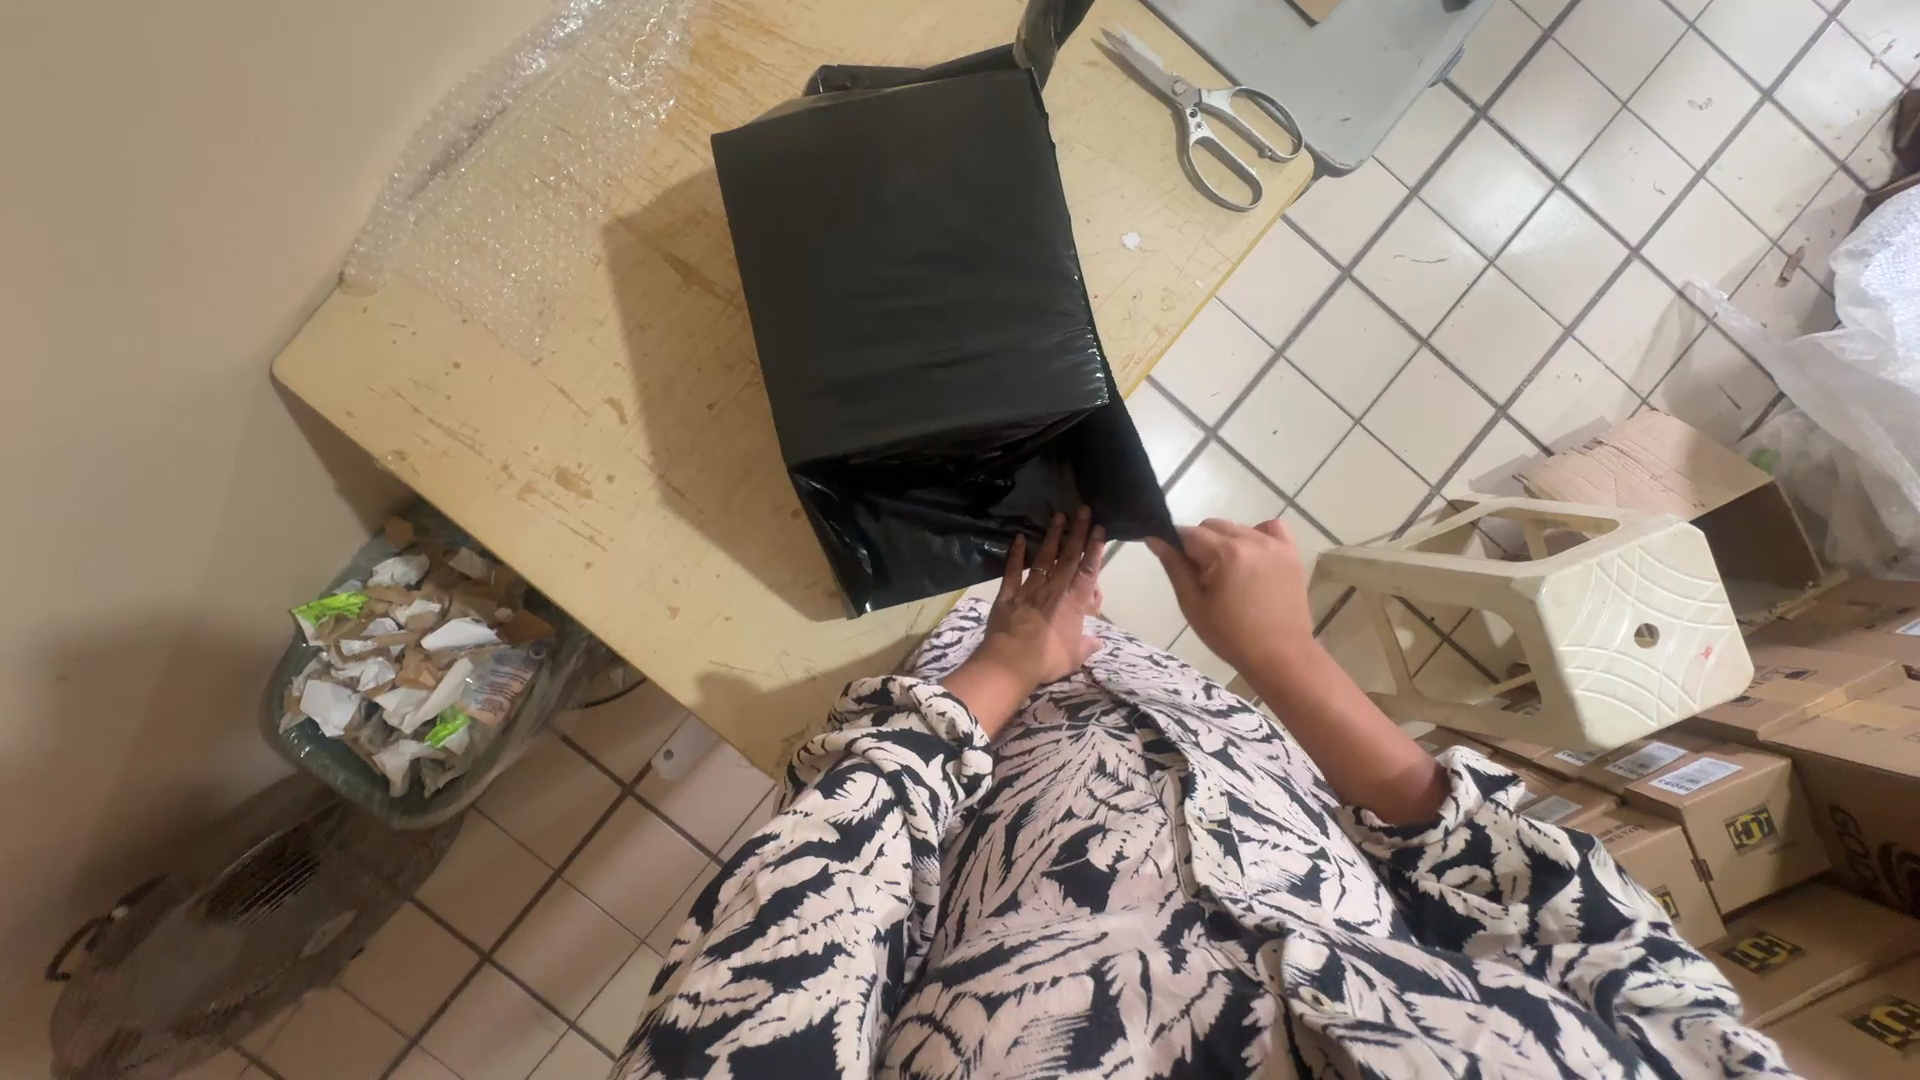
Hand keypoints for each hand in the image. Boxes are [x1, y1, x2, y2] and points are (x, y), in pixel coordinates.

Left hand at [942, 508, 1103, 735]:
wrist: (1011, 662)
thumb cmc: (1047, 661)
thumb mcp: (1075, 657)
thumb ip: (1087, 645)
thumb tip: (1097, 641)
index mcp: (1075, 603)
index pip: (1089, 570)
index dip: (1095, 548)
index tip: (1100, 528)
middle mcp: (1055, 589)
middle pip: (1069, 556)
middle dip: (1078, 532)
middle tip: (1083, 509)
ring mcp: (1030, 589)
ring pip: (1044, 557)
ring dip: (1052, 536)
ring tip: (1059, 516)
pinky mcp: (1008, 593)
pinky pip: (1013, 570)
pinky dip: (1015, 554)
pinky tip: (1017, 538)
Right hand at [1147, 518, 1316, 676]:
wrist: (1280, 656)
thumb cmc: (1230, 636)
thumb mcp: (1192, 604)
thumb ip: (1174, 566)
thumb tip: (1154, 539)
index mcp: (1226, 553)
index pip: (1189, 533)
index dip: (1176, 545)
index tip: (1175, 563)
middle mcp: (1252, 540)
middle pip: (1212, 526)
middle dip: (1200, 544)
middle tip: (1202, 577)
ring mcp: (1275, 545)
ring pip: (1237, 528)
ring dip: (1225, 542)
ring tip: (1228, 574)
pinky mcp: (1291, 554)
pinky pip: (1270, 528)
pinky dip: (1256, 535)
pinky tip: (1252, 558)